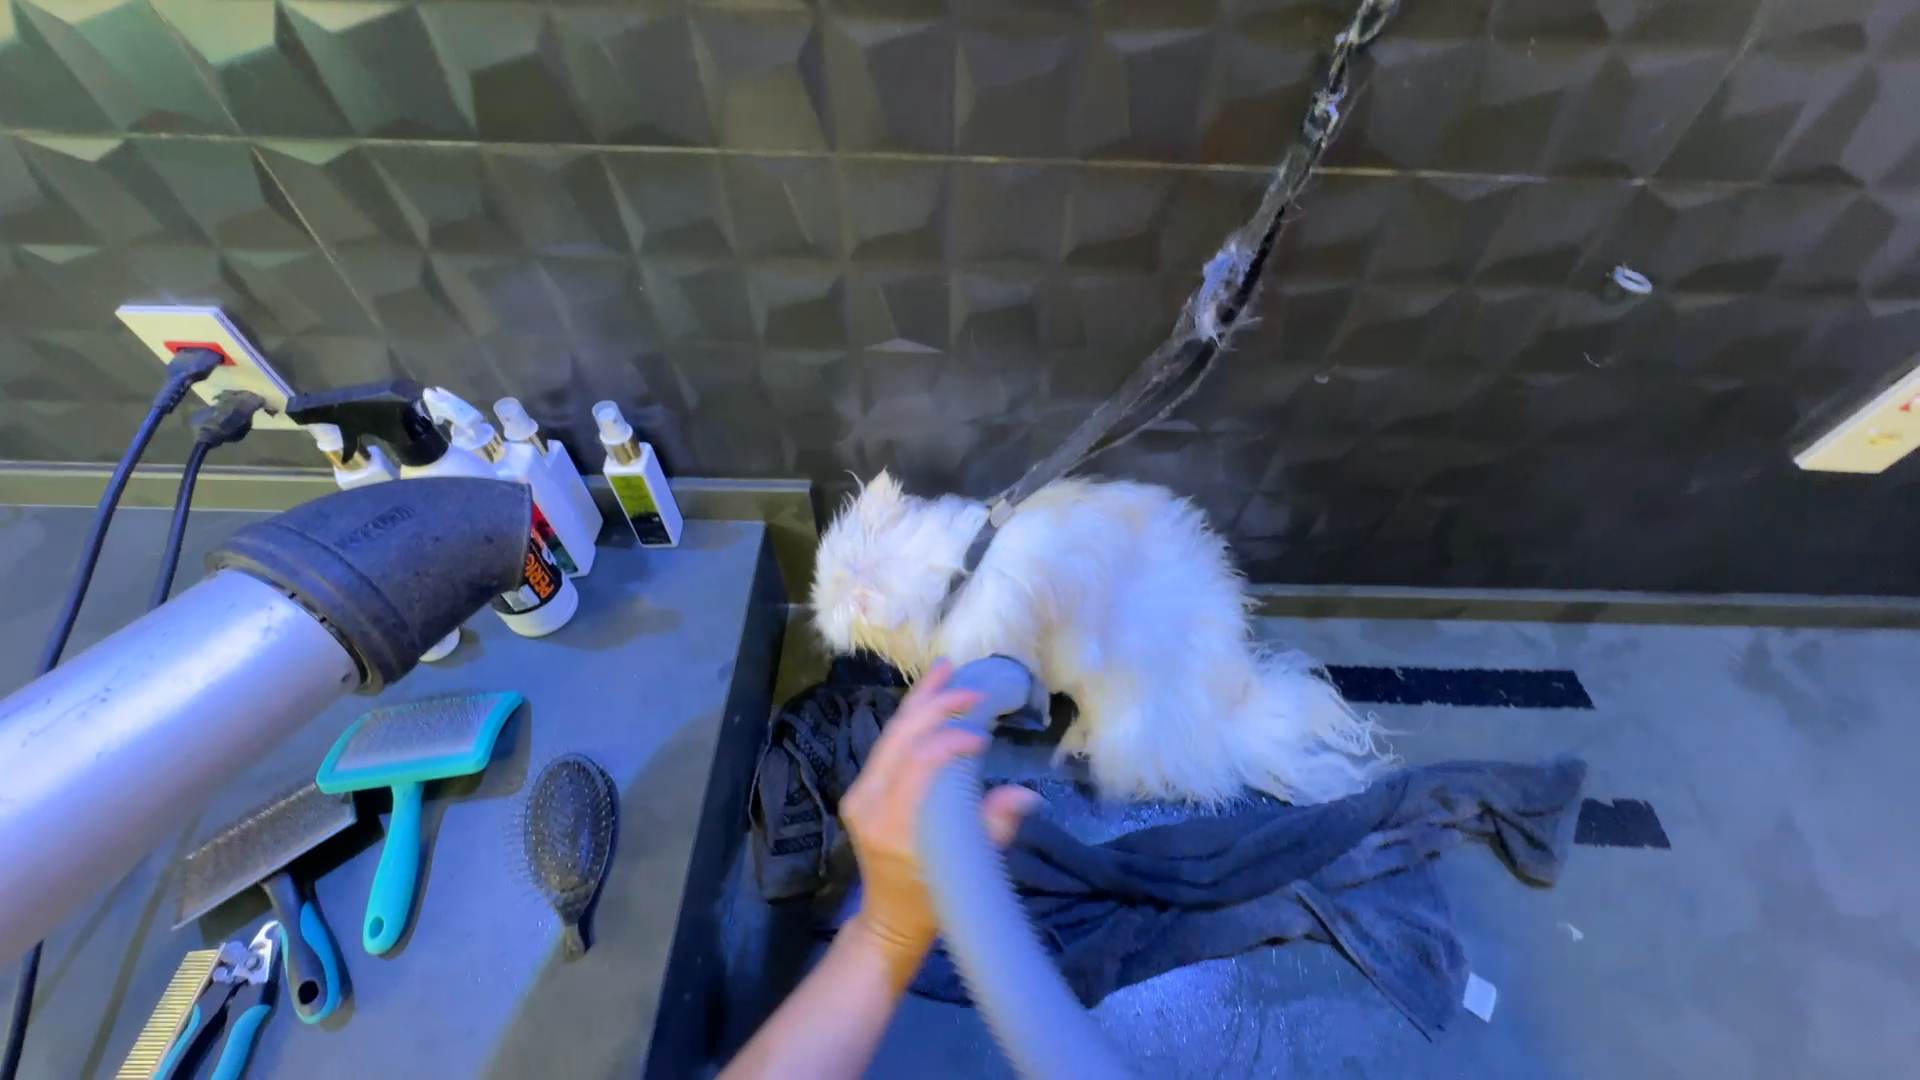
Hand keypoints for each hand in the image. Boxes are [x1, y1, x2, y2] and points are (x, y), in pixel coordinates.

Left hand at [840, 660, 1042, 965]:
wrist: (887, 920)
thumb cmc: (931, 901)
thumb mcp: (966, 872)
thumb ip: (993, 830)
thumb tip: (1026, 795)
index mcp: (891, 823)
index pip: (919, 763)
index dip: (950, 740)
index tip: (982, 737)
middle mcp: (868, 800)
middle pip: (901, 737)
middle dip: (936, 705)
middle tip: (971, 687)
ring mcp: (860, 791)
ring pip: (891, 733)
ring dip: (920, 700)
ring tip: (945, 669)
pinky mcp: (863, 787)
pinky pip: (889, 743)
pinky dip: (912, 717)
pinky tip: (929, 698)